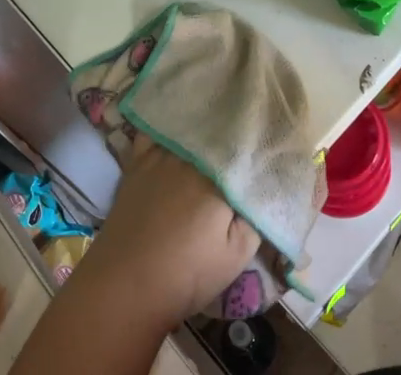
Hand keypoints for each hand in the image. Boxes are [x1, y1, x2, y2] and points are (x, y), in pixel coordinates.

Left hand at [78, 136, 260, 327]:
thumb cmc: (187, 275)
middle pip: (218, 133)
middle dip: (235, 127)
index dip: (261, 145)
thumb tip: (262, 185)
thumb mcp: (237, 255)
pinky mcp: (136, 163)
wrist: (125, 286)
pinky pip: (154, 131)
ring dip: (204, 121)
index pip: (247, 149)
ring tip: (219, 114)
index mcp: (220, 177)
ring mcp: (160, 156)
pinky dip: (167, 124)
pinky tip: (175, 121)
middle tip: (251, 122)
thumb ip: (255, 215)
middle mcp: (190, 157)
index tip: (274, 139)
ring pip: (187, 127)